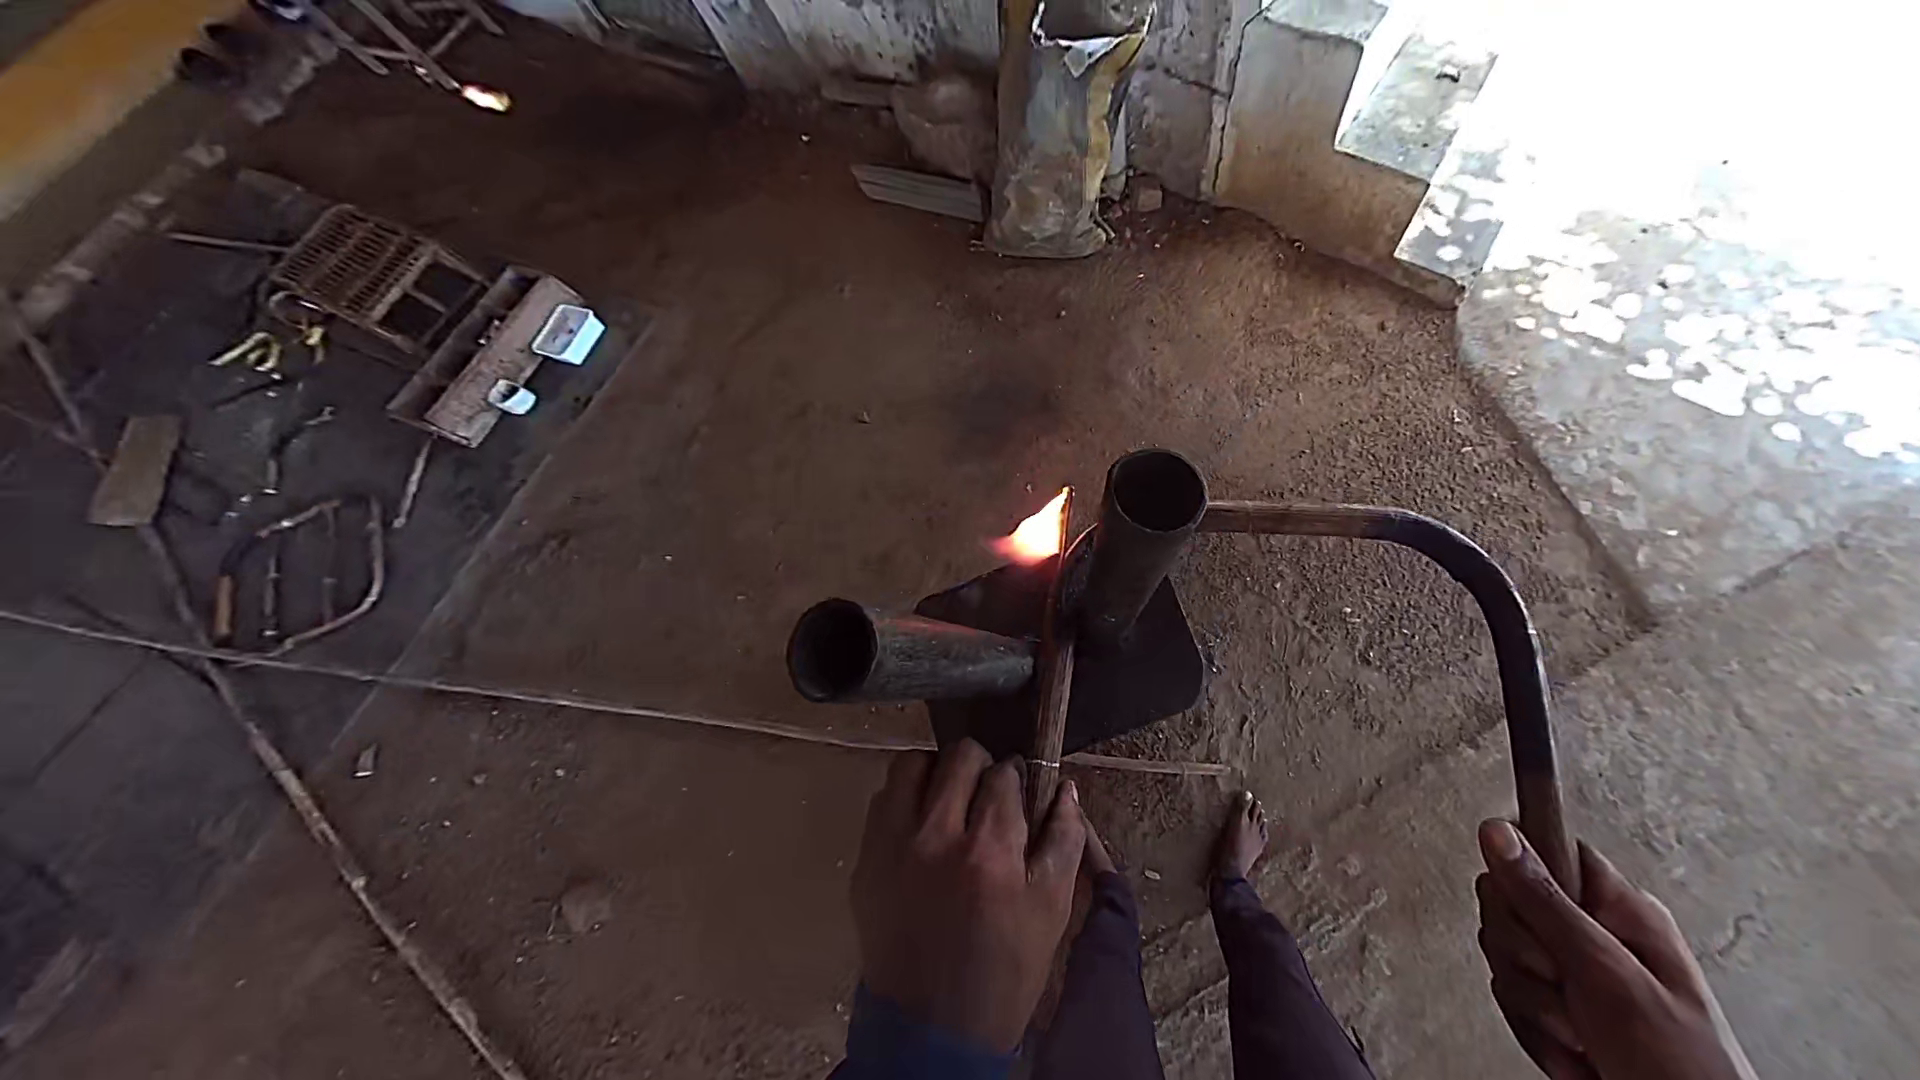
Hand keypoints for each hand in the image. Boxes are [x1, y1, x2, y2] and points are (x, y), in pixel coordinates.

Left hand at [851, 739, 1086, 1052]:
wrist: (933, 1030)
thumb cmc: (1003, 970)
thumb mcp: (1051, 911)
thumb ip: (1063, 841)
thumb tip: (1064, 788)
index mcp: (989, 851)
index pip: (1004, 774)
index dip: (1016, 775)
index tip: (1017, 788)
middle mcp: (937, 836)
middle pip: (960, 756)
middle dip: (981, 764)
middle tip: (985, 791)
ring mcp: (893, 844)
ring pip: (913, 764)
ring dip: (937, 771)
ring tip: (950, 797)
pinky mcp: (866, 857)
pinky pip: (883, 796)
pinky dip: (905, 796)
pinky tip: (921, 821)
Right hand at [1476, 820, 1757, 1079]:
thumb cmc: (1681, 1071)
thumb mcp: (1607, 975)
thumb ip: (1545, 901)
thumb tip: (1497, 831)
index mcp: (1619, 909)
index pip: (1540, 849)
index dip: (1519, 875)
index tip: (1528, 916)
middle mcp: (1592, 930)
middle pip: (1505, 901)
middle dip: (1521, 953)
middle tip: (1561, 984)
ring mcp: (1572, 967)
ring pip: (1501, 950)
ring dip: (1529, 998)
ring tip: (1578, 1031)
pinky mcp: (1552, 1000)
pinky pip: (1507, 990)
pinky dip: (1531, 1026)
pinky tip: (1571, 1047)